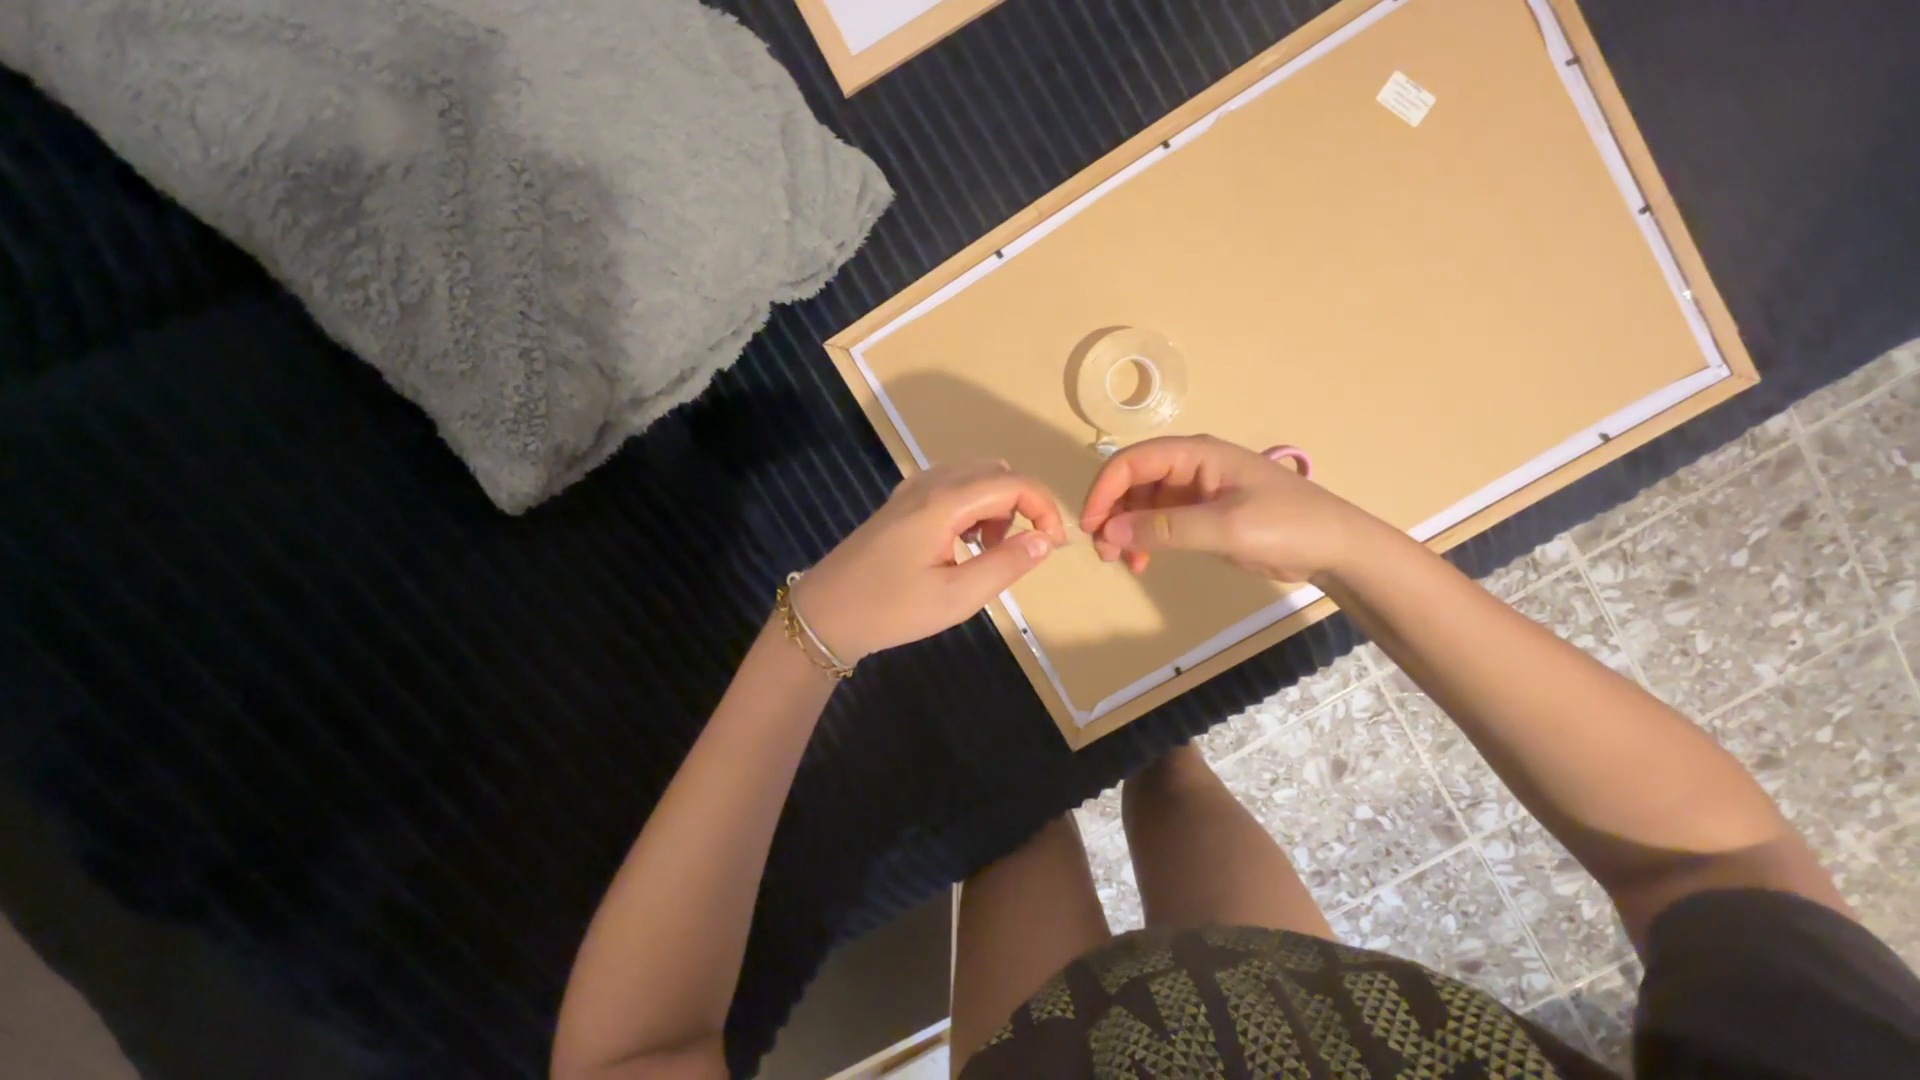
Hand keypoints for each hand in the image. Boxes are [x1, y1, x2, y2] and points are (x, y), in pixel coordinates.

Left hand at [792, 462, 1067, 662]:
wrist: (825, 613)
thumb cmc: (891, 609)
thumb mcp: (956, 597)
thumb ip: (1005, 565)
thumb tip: (1045, 539)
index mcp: (944, 501)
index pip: (1013, 482)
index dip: (1044, 508)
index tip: (1053, 545)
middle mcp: (930, 483)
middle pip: (996, 472)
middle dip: (1021, 505)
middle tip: (1018, 551)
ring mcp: (912, 490)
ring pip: (975, 477)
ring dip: (996, 507)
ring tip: (988, 553)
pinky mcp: (902, 503)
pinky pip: (952, 488)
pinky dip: (973, 507)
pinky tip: (962, 545)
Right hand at [1079, 435, 1370, 581]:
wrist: (1335, 548)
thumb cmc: (1287, 526)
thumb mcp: (1226, 528)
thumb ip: (1167, 529)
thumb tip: (1111, 532)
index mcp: (1197, 454)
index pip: (1133, 461)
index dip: (1105, 490)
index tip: (1091, 527)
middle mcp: (1191, 467)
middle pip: (1132, 481)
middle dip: (1111, 513)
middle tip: (1104, 553)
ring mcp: (1196, 491)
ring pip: (1141, 504)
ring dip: (1125, 530)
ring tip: (1123, 564)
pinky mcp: (1202, 516)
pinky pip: (1159, 522)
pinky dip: (1144, 541)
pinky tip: (1143, 564)